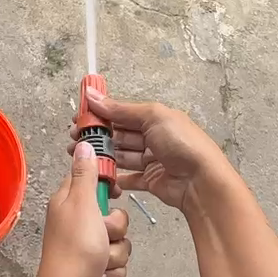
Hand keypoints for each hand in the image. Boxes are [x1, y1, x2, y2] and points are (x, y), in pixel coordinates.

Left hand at [35, 141, 131, 276]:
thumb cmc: (75, 249)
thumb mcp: (82, 204)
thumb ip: (86, 174)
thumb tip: (83, 145)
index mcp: (69, 202)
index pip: (92, 181)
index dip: (107, 187)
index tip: (114, 194)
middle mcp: (77, 222)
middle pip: (113, 214)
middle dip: (115, 228)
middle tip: (103, 233)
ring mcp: (87, 247)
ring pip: (119, 240)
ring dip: (115, 253)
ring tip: (100, 260)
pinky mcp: (96, 267)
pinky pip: (118, 263)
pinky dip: (113, 271)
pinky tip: (100, 276)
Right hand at [85, 88, 231, 210]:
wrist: (201, 181)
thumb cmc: (184, 144)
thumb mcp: (152, 116)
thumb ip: (120, 109)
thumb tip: (94, 95)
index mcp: (156, 119)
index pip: (122, 114)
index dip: (101, 115)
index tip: (80, 118)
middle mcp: (154, 138)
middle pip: (120, 136)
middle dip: (98, 137)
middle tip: (76, 140)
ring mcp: (152, 161)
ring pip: (122, 157)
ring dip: (103, 156)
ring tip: (82, 156)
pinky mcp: (151, 181)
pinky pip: (129, 179)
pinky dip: (116, 178)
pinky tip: (101, 174)